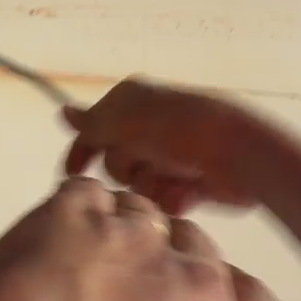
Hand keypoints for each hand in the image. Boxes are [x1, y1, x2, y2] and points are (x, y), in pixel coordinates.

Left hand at [0, 176, 283, 300]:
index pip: (253, 300)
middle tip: (116, 285)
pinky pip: (85, 192)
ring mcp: (138, 240)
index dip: (218, 292)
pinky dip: (68, 212)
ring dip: (111, 231)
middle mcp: (200, 289)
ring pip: (136, 210)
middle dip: (159, 256)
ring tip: (71, 271)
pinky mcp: (78, 207)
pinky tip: (48, 249)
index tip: (188, 294)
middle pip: (192, 244)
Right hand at [63, 79, 273, 213]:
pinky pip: (166, 199)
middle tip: (144, 159)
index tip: (72, 173)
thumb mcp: (123, 121)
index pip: (94, 128)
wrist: (238, 151)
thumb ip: (90, 123)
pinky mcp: (191, 181)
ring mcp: (170, 154)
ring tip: (172, 175)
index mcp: (130, 101)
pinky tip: (186, 190)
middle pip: (115, 160)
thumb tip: (62, 112)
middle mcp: (148, 126)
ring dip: (151, 183)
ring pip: (139, 183)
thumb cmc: (173, 128)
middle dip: (126, 166)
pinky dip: (173, 197)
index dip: (82, 150)